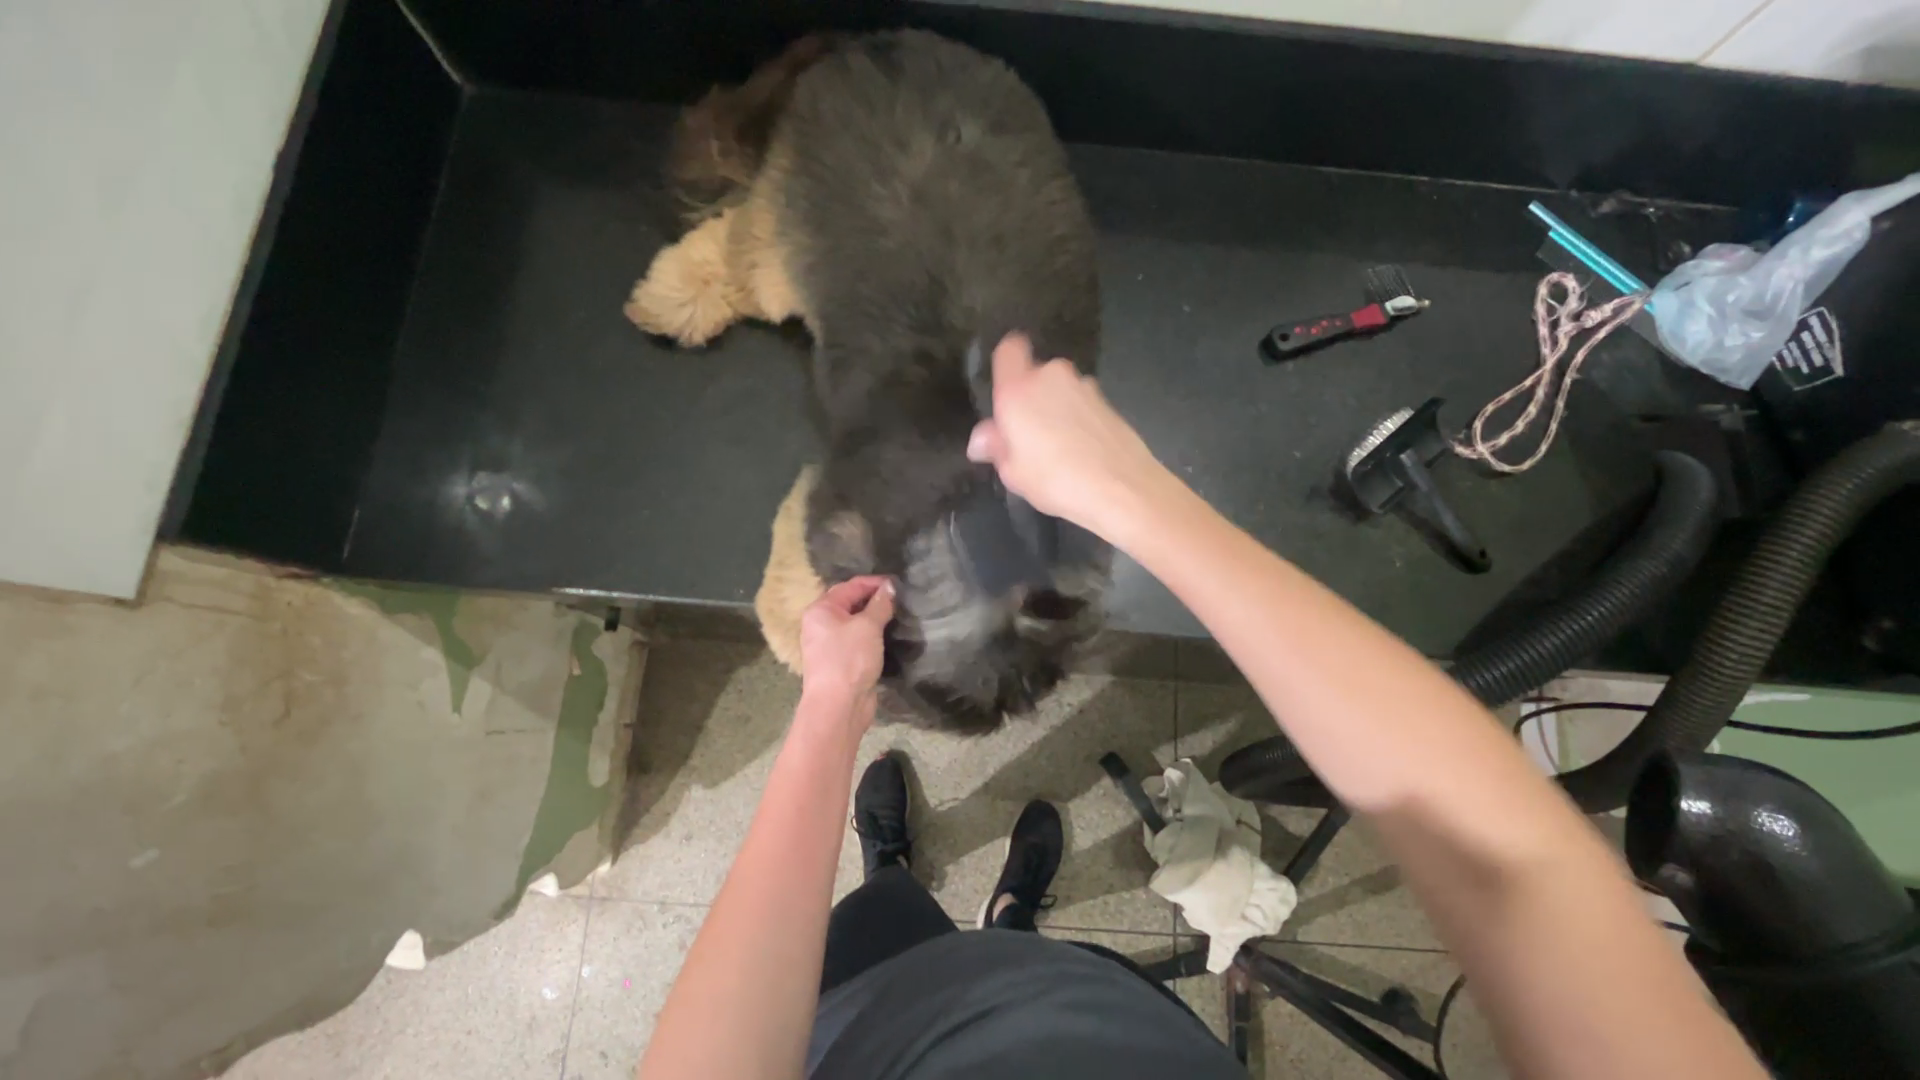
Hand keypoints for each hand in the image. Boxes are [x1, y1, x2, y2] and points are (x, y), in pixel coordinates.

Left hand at [798, 576, 894, 728]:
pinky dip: (872, 635)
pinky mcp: (841, 661)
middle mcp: (821, 624)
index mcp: (821, 610)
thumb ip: (880, 604)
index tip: (898, 583)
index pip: (850, 586)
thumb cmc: (849, 659)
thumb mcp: (868, 626)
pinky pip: (858, 641)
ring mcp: (830, 644)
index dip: (874, 582)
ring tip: (899, 613)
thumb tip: (889, 587)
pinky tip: (889, 635)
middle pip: (850, 603)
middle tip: (901, 597)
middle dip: (874, 599)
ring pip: (855, 623)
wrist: (838, 706)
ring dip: (875, 618)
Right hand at [966, 334, 1167, 536]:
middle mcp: (1050, 377)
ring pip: (1059, 389)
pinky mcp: (1107, 401)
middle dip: (1030, 396)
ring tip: (1057, 447)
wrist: (1122, 488)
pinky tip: (1081, 450)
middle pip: (1034, 373)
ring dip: (1055, 408)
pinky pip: (1080, 403)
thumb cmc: (1056, 480)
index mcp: (1018, 389)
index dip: (1006, 363)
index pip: (1009, 350)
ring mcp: (1083, 386)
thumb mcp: (1013, 472)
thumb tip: (982, 439)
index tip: (1005, 390)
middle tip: (1027, 434)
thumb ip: (995, 446)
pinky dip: (1077, 418)